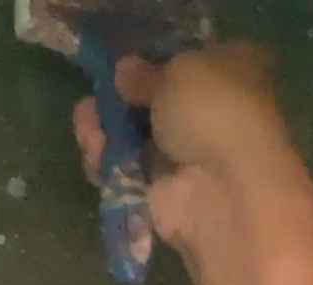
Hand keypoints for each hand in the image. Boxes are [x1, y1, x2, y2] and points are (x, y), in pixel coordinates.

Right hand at [74, 45, 291, 258]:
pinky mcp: (155, 191)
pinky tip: (93, 152)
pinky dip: (103, 163)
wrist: (223, 186)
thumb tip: (123, 70)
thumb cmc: (213, 111)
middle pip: (147, 105)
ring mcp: (178, 156)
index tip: (118, 69)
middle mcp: (203, 113)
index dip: (147, 65)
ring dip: (103, 132)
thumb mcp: (180, 72)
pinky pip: (121, 173)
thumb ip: (145, 74)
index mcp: (227, 71)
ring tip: (86, 127)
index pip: (180, 65)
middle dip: (116, 103)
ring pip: (129, 140)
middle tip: (91, 102)